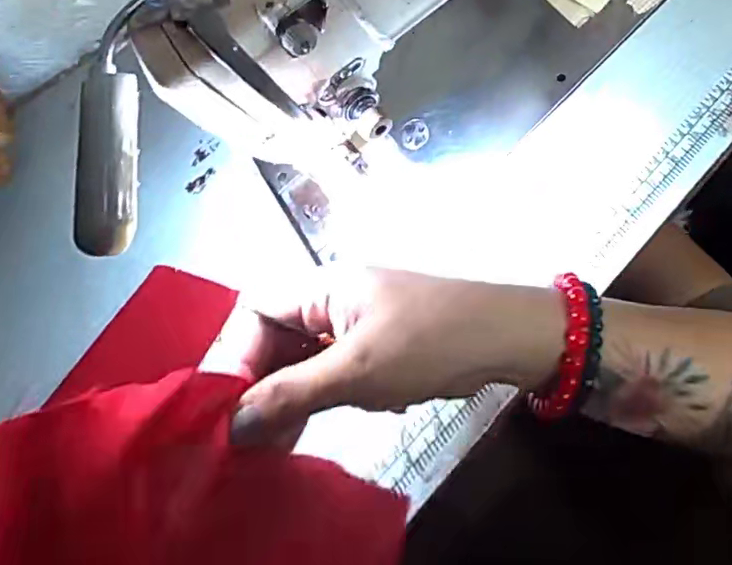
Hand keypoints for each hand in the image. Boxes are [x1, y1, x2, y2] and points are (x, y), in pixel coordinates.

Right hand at [224, 267, 565, 449]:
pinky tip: (341, 417)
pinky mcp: (381, 344)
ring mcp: (361, 320)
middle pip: (277, 338)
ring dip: (294, 399)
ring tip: (284, 445)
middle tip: (251, 443)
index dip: (234, 358)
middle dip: (262, 388)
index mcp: (328, 285)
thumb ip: (289, 394)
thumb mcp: (356, 370)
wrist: (504, 335)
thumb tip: (229, 424)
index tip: (227, 413)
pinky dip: (330, 395)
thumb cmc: (429, 341)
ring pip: (305, 359)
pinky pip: (336, 369)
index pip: (256, 312)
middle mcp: (338, 297)